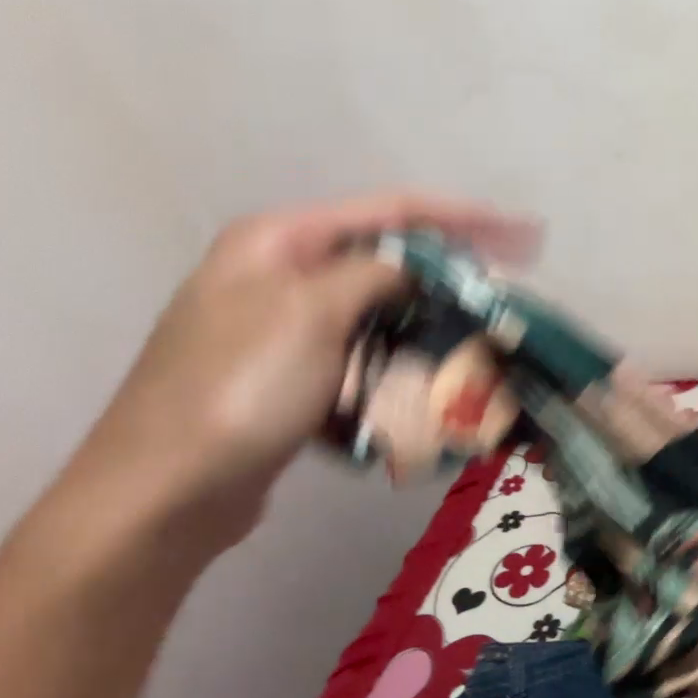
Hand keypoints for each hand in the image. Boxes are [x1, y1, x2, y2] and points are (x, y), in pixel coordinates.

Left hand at [77, 192, 538, 548]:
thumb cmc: (241, 388)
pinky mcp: (298, 373)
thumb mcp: (311, 313)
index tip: (527, 235)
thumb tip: (426, 267)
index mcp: (277, 242)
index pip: (392, 212)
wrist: (169, 486)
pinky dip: (406, 360)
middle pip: (390, 259)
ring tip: (488, 336)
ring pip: (383, 309)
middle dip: (454, 273)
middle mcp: (280, 273)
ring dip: (435, 320)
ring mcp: (286, 326)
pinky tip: (438, 377)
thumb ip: (377, 273)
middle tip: (513, 291)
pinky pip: (369, 352)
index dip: (466, 219)